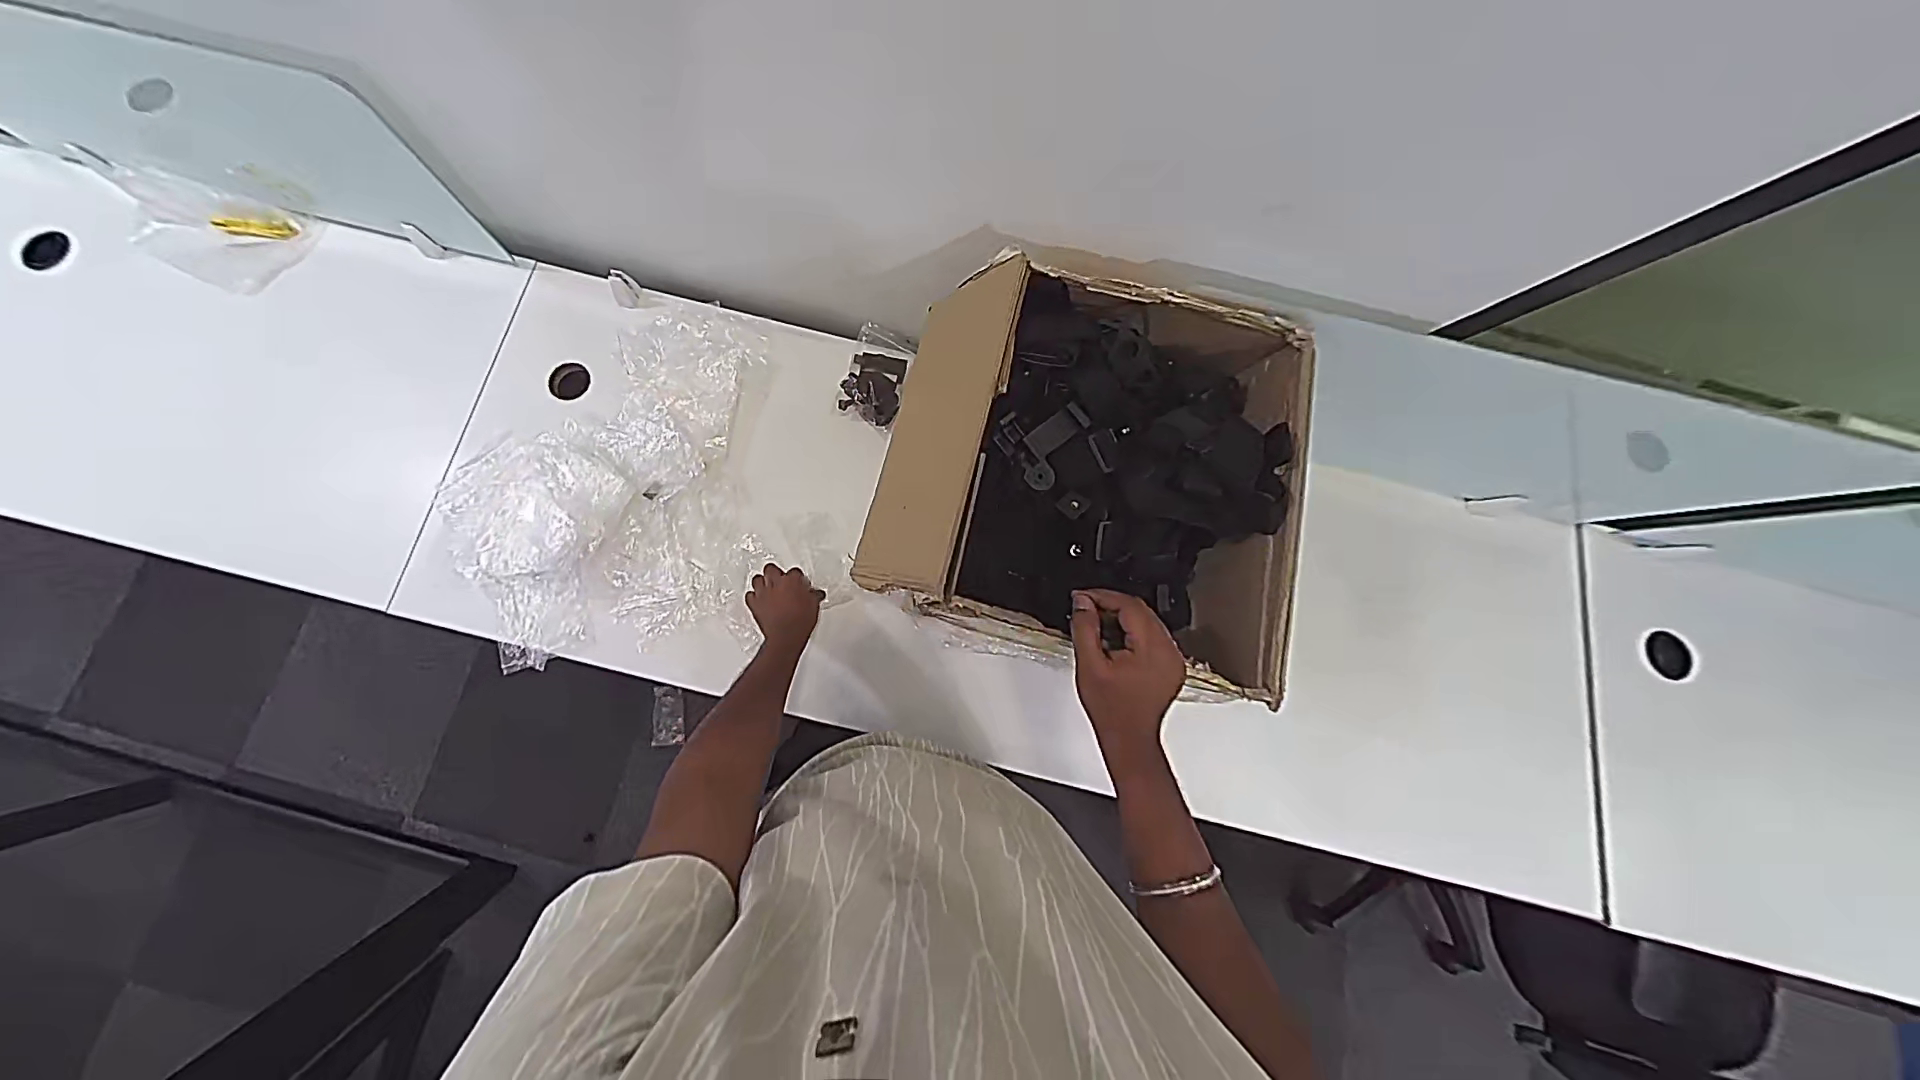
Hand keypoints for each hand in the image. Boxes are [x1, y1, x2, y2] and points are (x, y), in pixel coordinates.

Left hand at [747, 564, 824, 654]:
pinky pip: (750, 595)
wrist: (786, 636)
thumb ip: (812, 596)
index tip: (800, 583)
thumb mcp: (813, 606)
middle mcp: (776, 583)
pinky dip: (754, 596)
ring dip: (763, 582)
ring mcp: (763, 593)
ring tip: (768, 587)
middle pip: (771, 568)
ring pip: (757, 579)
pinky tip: (759, 599)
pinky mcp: (754, 604)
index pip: (795, 572)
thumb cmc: (799, 622)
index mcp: (792, 581)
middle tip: (781, 579)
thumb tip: (814, 594)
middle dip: (776, 572)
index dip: (797, 578)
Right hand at [1069, 588, 1185, 752]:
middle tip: (1086, 607)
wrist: (1129, 738)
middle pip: (1141, 610)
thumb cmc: (1111, 710)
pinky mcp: (1172, 666)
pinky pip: (1153, 637)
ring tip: (1097, 626)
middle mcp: (1169, 651)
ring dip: (1122, 618)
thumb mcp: (1089, 665)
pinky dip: (1134, 633)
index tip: (1083, 596)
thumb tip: (1083, 603)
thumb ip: (1085, 628)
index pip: (1130, 605)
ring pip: (1148, 622)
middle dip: (1111, 605)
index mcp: (1152, 649)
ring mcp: (1173, 659)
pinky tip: (1115, 642)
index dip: (1103, 596)